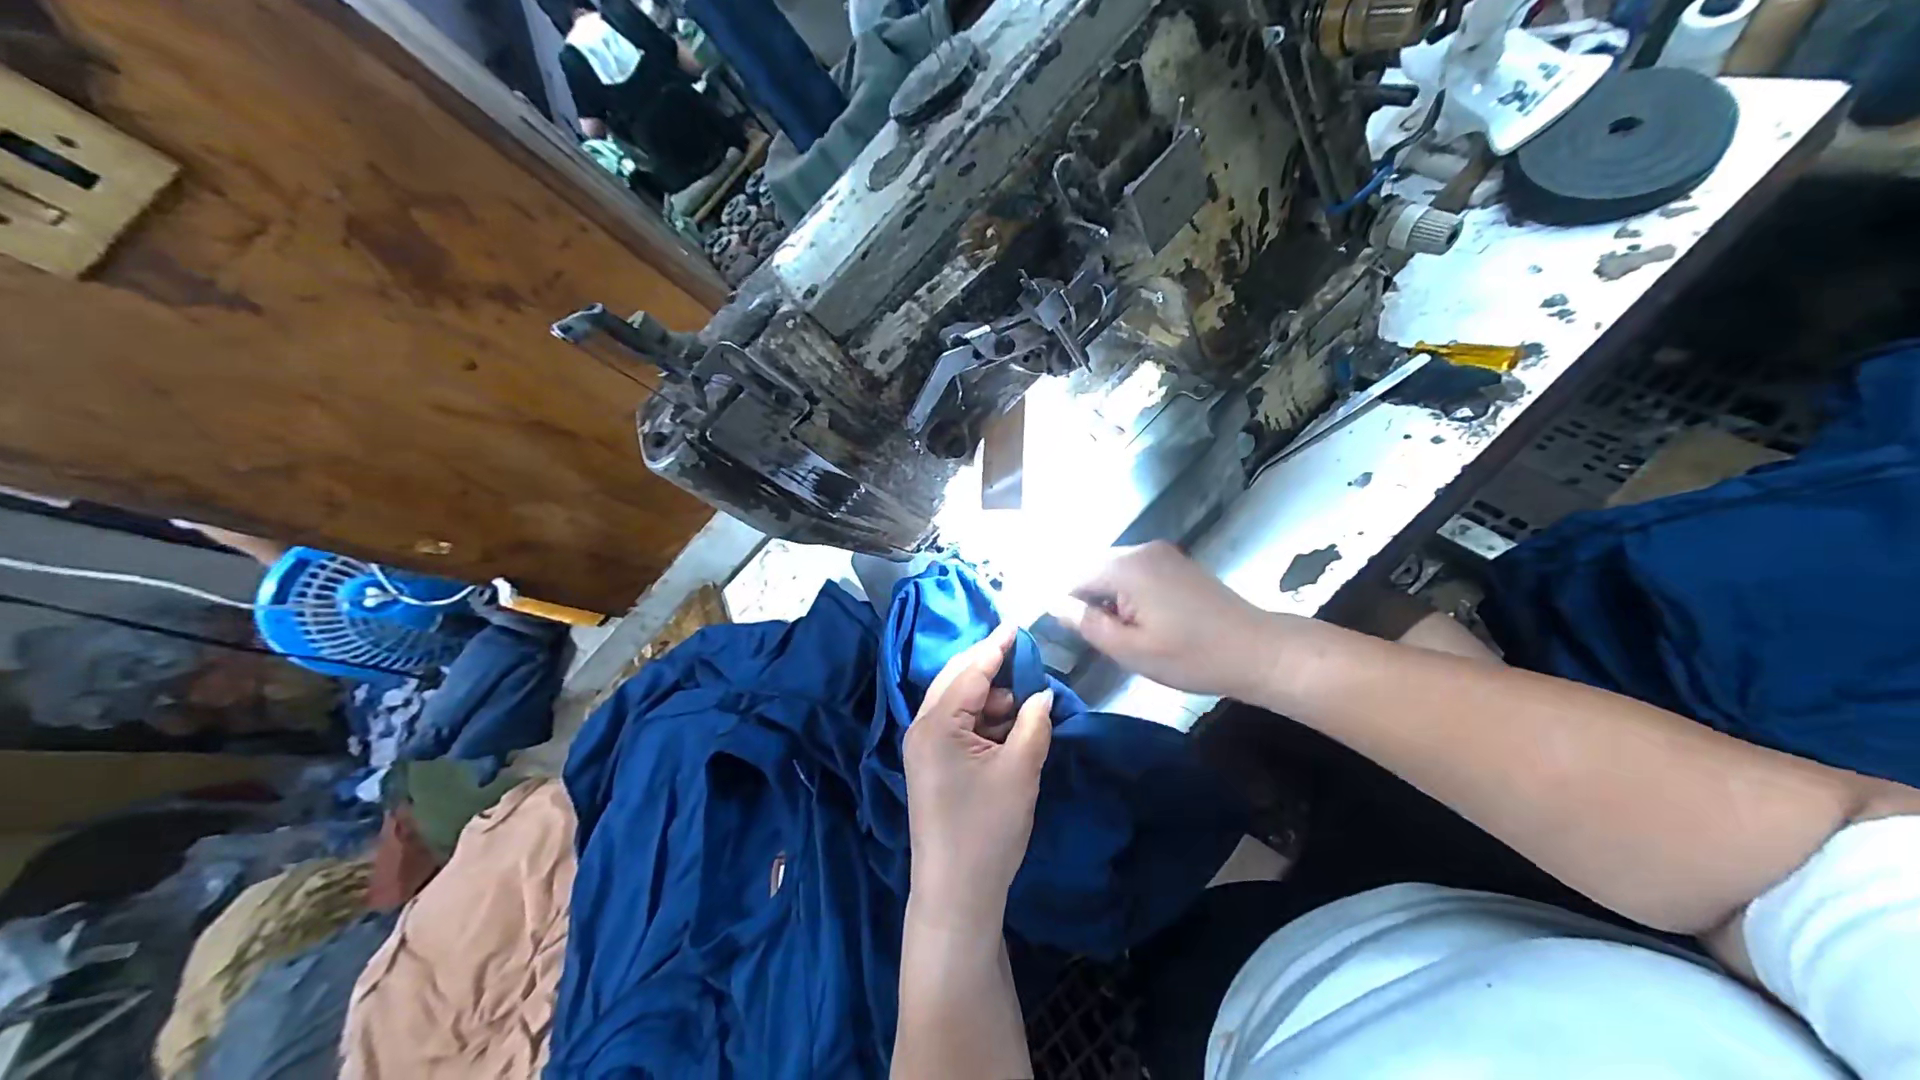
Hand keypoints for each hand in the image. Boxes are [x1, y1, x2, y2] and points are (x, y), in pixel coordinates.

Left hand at [903, 624, 1053, 930]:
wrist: (957, 893)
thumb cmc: (988, 829)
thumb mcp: (1020, 771)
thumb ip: (1032, 724)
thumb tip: (1041, 695)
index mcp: (936, 724)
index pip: (970, 671)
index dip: (996, 647)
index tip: (1016, 624)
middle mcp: (922, 728)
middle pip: (957, 681)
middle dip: (990, 668)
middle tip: (1024, 657)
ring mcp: (923, 748)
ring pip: (958, 704)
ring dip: (990, 698)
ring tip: (1024, 703)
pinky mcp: (932, 766)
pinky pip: (958, 726)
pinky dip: (983, 721)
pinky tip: (1009, 727)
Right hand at [1053, 541, 1287, 700]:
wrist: (1257, 650)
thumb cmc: (1191, 656)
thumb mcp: (1130, 649)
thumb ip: (1087, 623)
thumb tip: (1054, 603)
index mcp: (1126, 567)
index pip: (1072, 576)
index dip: (1063, 603)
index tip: (1067, 632)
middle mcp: (1141, 550)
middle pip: (1092, 569)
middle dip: (1085, 600)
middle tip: (1096, 638)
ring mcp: (1161, 554)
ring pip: (1113, 571)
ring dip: (1106, 598)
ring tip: (1119, 633)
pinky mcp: (1175, 563)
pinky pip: (1134, 573)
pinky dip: (1126, 594)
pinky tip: (1140, 621)